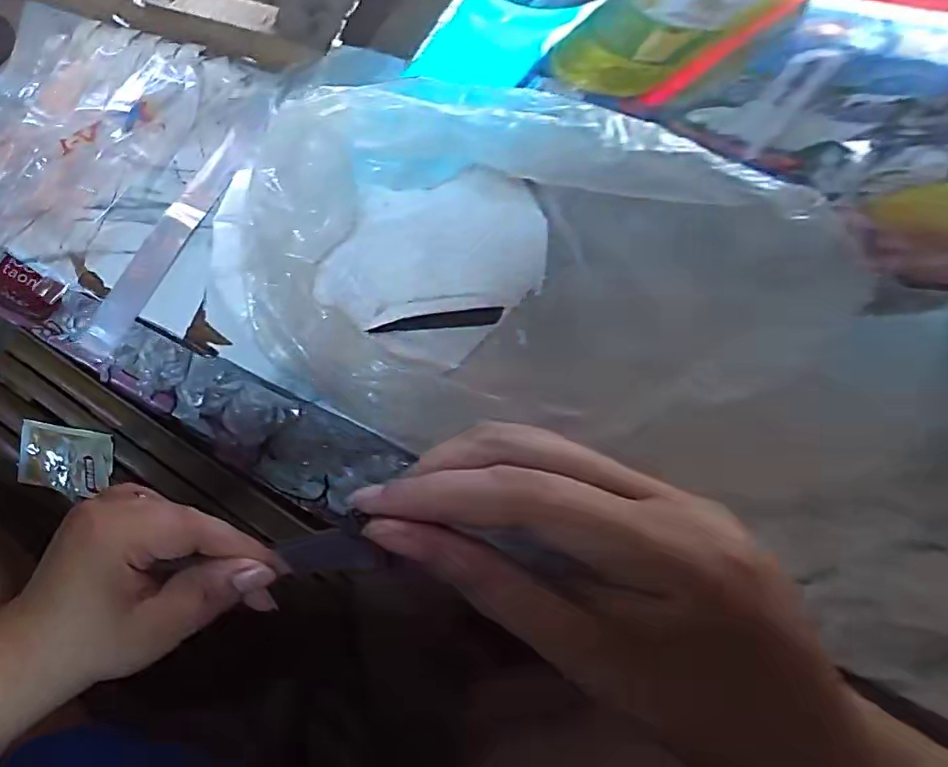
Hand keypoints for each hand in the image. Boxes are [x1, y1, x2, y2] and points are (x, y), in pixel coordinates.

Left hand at [7, 484, 281, 689]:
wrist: (34, 646)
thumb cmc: (95, 642)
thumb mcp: (157, 627)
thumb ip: (206, 593)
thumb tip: (257, 573)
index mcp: (118, 525)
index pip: (192, 525)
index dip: (240, 545)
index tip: (281, 572)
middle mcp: (106, 502)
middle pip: (179, 514)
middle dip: (222, 547)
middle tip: (262, 588)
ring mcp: (96, 503)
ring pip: (164, 509)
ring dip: (198, 538)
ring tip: (231, 576)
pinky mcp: (93, 514)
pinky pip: (142, 510)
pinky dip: (170, 531)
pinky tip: (186, 557)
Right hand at [353, 422, 875, 766]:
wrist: (808, 736)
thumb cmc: (693, 711)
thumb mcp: (582, 656)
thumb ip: (485, 583)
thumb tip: (391, 533)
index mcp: (666, 548)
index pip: (525, 492)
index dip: (436, 492)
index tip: (368, 505)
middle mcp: (669, 498)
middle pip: (524, 447)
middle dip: (441, 466)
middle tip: (390, 502)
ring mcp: (668, 487)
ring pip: (534, 439)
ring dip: (463, 459)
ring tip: (420, 494)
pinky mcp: (657, 490)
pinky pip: (555, 455)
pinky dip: (495, 466)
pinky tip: (471, 492)